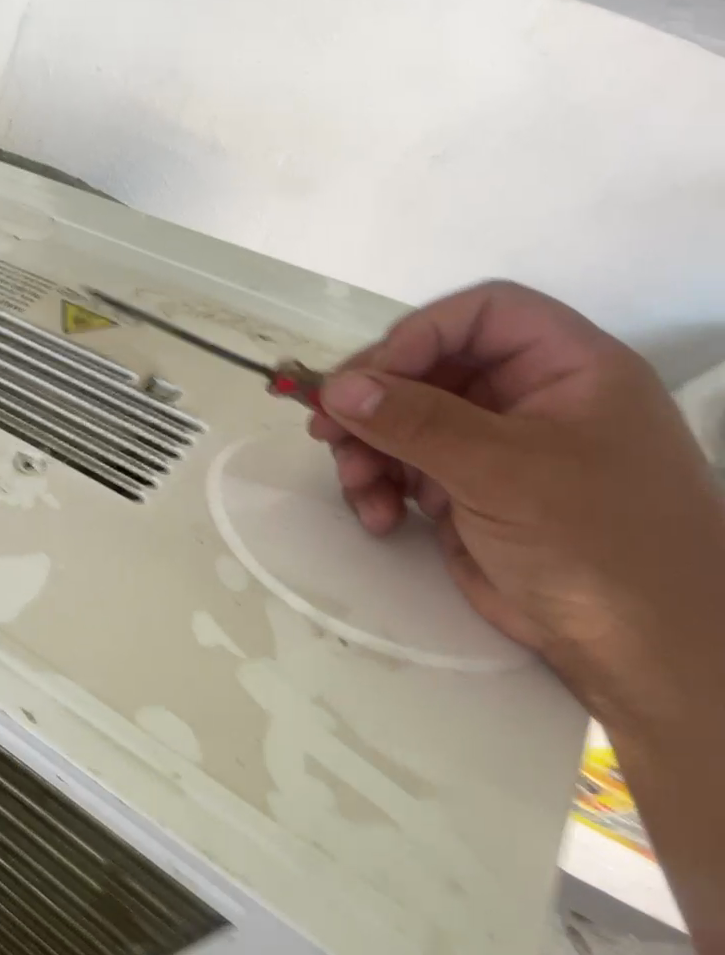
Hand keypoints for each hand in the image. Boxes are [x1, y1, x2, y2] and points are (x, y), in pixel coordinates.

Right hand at [308, 281, 724, 729]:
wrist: (629, 639)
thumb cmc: (594, 538)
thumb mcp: (501, 470)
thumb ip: (415, 422)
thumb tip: (337, 388)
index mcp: (566, 369)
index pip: (481, 315)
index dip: (416, 336)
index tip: (361, 382)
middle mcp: (526, 398)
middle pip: (425, 368)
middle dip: (372, 404)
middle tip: (325, 433)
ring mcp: (491, 446)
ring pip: (399, 421)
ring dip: (364, 452)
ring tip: (358, 489)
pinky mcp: (462, 488)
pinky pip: (398, 468)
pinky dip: (376, 489)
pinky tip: (380, 519)